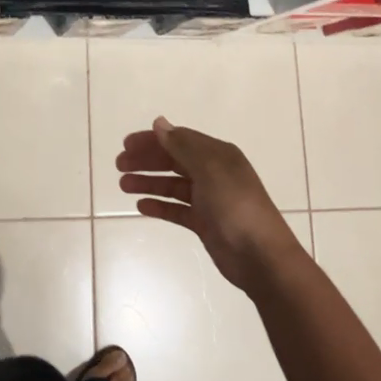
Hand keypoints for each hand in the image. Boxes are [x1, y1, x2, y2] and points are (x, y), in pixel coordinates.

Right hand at [118, 118, 307, 293]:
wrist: (261, 257)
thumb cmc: (236, 206)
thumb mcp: (210, 169)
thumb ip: (183, 146)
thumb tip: (159, 123)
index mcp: (218, 155)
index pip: (179, 139)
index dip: (152, 140)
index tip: (125, 145)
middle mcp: (213, 173)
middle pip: (174, 161)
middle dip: (146, 160)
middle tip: (119, 165)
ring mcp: (209, 199)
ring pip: (172, 185)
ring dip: (149, 182)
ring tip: (123, 185)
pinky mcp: (205, 223)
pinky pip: (177, 209)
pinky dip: (160, 206)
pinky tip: (141, 206)